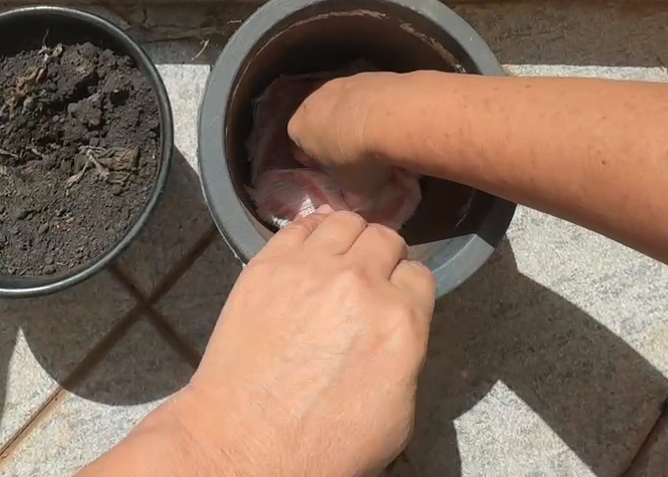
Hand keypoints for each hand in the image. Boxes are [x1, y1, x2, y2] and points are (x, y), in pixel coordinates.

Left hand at [158, 211, 435, 476]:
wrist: (247, 444)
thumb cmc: (326, 446)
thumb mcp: (397, 416)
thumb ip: (407, 353)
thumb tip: (399, 322)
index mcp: (400, 321)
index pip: (419, 273)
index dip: (408, 284)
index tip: (396, 292)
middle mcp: (360, 282)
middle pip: (385, 238)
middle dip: (384, 255)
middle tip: (370, 273)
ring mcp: (312, 266)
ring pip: (346, 221)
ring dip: (351, 236)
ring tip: (342, 253)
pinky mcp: (270, 261)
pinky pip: (302, 225)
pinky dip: (313, 229)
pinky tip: (312, 244)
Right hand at [288, 72, 402, 194]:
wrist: (390, 117)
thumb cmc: (360, 158)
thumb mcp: (350, 186)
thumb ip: (346, 186)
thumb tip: (355, 189)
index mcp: (298, 128)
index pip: (299, 147)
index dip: (316, 160)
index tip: (333, 170)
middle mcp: (312, 101)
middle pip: (319, 120)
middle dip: (333, 135)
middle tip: (354, 154)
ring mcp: (338, 83)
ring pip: (342, 104)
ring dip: (353, 117)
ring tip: (376, 136)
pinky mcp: (365, 74)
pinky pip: (365, 95)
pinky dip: (373, 106)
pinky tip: (390, 120)